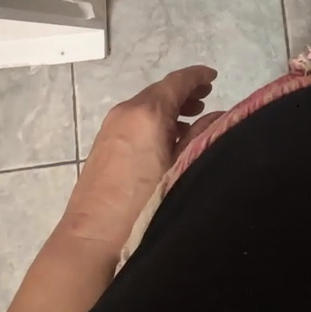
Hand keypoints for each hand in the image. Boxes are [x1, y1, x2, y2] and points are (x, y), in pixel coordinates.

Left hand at [60, 65, 224, 254]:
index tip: (214, 76)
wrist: (93, 236)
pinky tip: (167, 137)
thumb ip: (201, 135)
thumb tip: (217, 115)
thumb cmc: (145, 201)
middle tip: (207, 96)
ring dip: (170, 105)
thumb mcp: (182, 166)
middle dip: (184, 91)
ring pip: (146, 104)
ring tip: (192, 115)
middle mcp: (127, 111)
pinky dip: (155, 118)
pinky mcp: (103, 143)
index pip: (177, 81)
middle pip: (160, 90)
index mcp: (148, 112)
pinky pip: (135, 118)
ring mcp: (111, 126)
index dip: (198, 75)